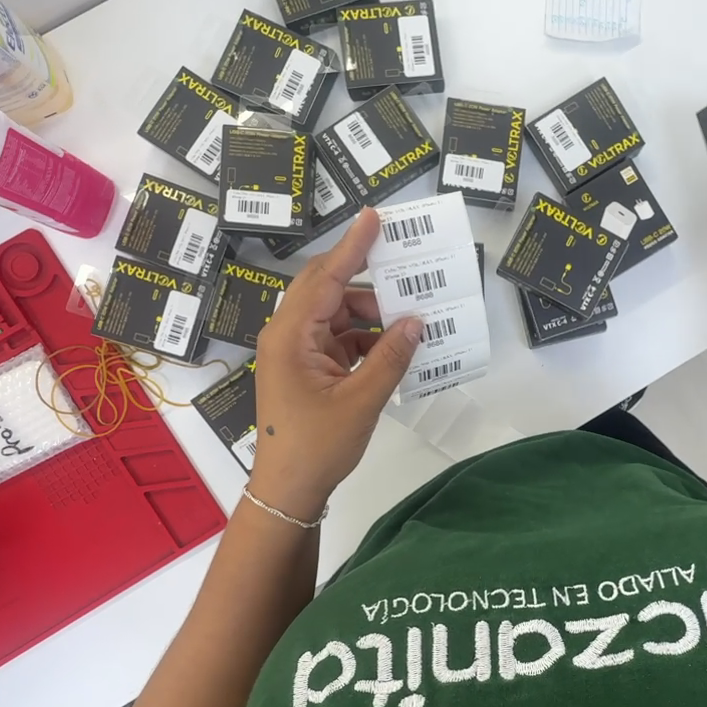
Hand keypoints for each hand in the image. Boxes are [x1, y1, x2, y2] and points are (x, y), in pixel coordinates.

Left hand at [249, 209, 422, 520]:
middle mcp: (288, 336)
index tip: (374, 217)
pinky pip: (339, 340)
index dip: (353, 247)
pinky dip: (366, 340)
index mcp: (291, 336)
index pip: (326, 278)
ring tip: (410, 320)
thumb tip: (417, 323)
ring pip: (337, 316)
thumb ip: (391, 357)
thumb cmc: (318, 445)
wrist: (289, 489)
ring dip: (371, 317)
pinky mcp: (306, 369)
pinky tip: (394, 348)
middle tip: (405, 269)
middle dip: (368, 282)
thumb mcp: (361, 401)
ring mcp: (296, 353)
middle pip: (328, 290)